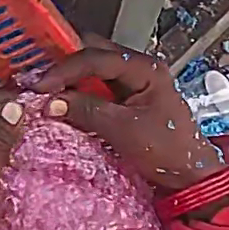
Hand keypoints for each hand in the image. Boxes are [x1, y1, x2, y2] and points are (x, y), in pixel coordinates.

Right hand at [28, 36, 224, 189]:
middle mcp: (137, 67)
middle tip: (38, 81)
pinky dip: (76, 90)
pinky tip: (60, 100)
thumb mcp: (124, 130)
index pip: (96, 58)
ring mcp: (131, 82)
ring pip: (92, 68)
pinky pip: (95, 86)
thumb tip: (51, 102)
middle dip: (63, 64)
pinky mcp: (124, 98)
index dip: (64, 70)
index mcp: (144, 68)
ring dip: (68, 78)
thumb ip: (87, 111)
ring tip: (44, 91)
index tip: (40, 86)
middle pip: (93, 52)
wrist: (190, 177)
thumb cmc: (166, 151)